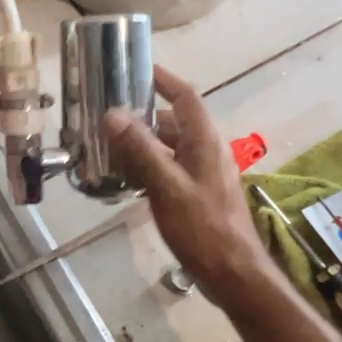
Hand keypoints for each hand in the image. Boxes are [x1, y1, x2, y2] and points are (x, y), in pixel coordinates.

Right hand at [104, 67, 267, 294]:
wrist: (232, 272)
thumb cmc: (202, 227)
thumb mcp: (166, 186)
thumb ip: (140, 149)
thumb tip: (113, 114)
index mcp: (205, 141)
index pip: (185, 97)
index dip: (164, 80)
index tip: (139, 69)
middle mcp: (208, 151)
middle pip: (175, 123)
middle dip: (144, 117)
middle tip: (109, 118)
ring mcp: (206, 174)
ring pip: (172, 148)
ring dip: (145, 144)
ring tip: (111, 148)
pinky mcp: (201, 195)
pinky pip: (173, 169)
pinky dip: (151, 167)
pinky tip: (130, 180)